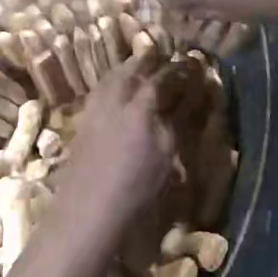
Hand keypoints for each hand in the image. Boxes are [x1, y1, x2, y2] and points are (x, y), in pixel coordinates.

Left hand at [56, 56, 174, 233]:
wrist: (84, 216)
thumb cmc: (134, 191)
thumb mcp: (167, 158)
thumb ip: (177, 124)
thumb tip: (191, 101)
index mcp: (141, 107)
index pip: (165, 78)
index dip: (181, 70)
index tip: (195, 64)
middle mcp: (116, 100)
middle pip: (134, 69)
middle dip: (152, 61)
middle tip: (168, 60)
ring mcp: (95, 110)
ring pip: (113, 77)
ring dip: (131, 69)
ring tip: (144, 69)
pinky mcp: (82, 124)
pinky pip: (100, 91)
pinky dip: (114, 83)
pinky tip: (120, 93)